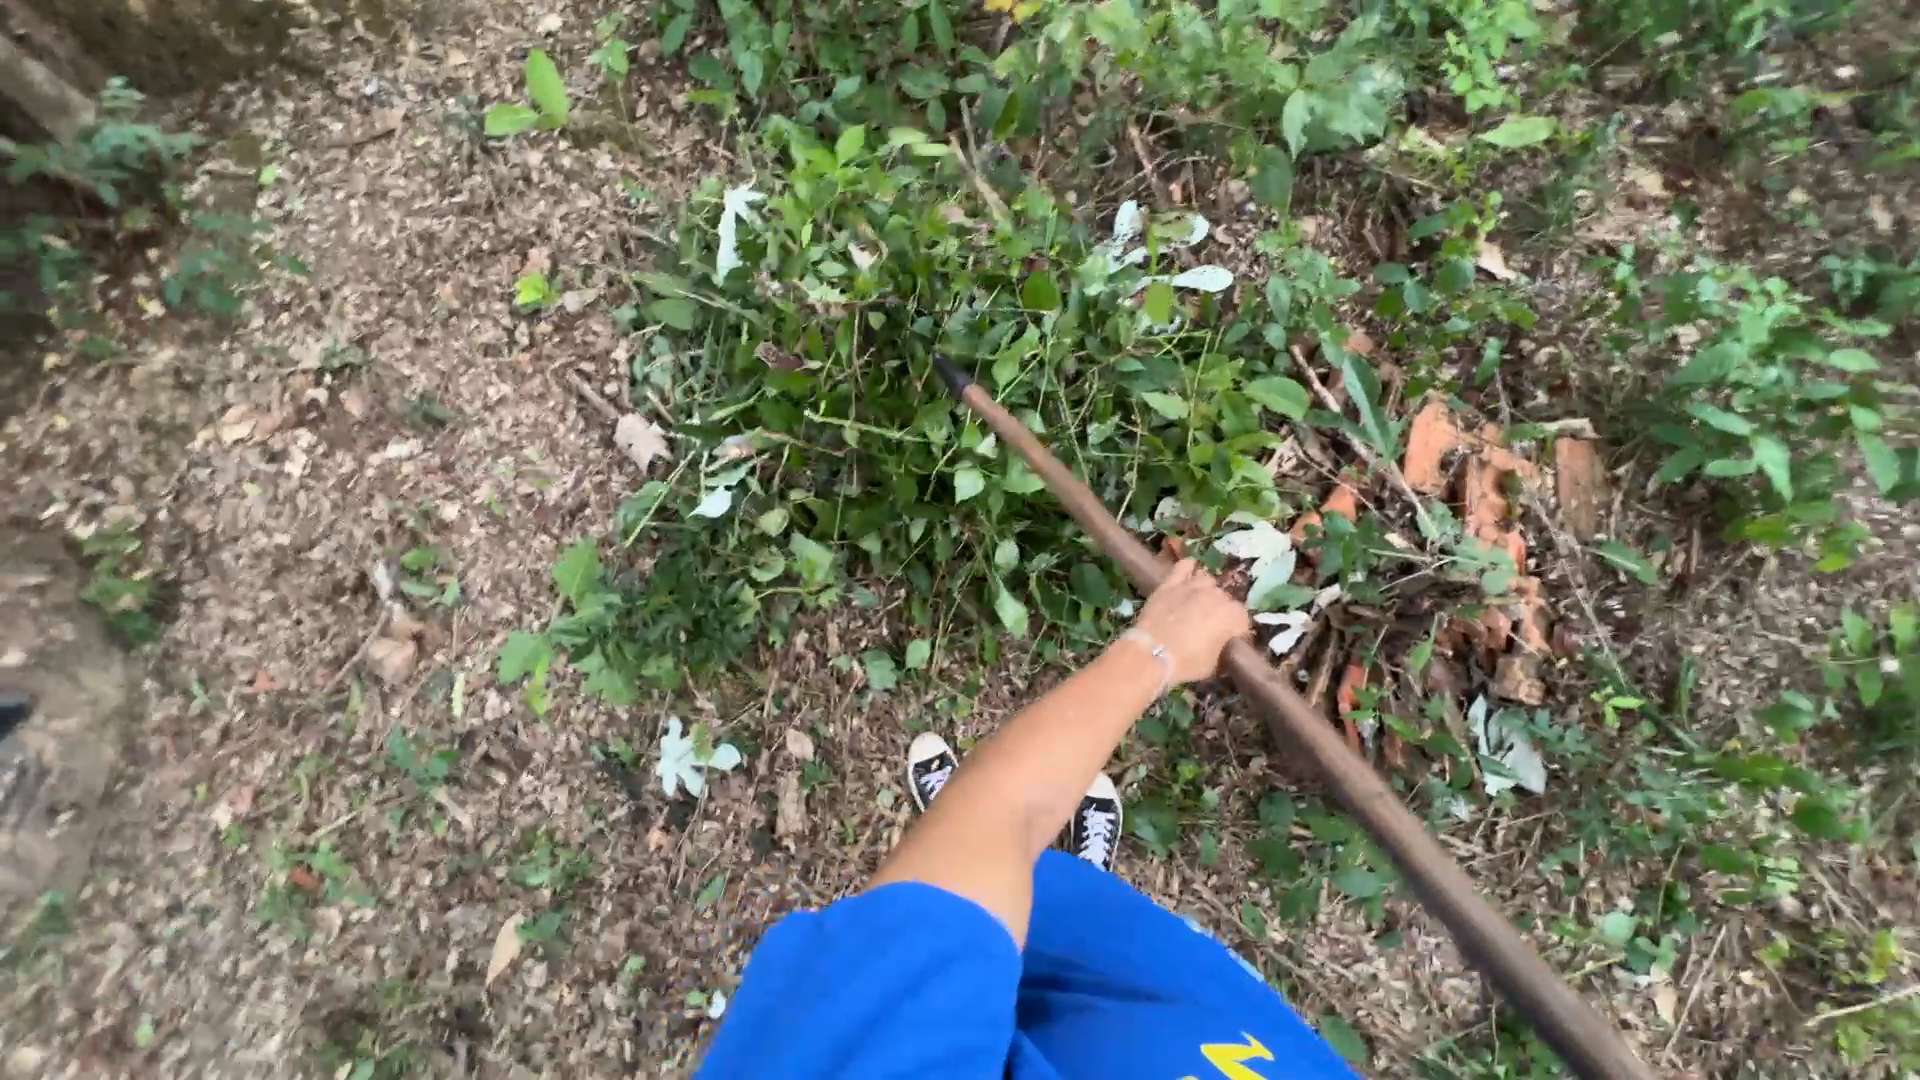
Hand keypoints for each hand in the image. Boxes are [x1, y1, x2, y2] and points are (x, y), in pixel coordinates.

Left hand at [1127, 559, 1250, 684]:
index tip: (1228, 642)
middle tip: (1209, 626)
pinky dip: (1188, 569)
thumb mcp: (1214, 664)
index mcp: (1233, 615)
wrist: (1151, 653)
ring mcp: (1193, 586)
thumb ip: (1222, 648)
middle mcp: (1217, 595)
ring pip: (1207, 581)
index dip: (1236, 632)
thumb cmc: (1187, 662)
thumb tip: (1221, 645)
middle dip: (1220, 612)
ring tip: (1197, 604)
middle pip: (1224, 599)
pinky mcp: (1171, 583)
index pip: (1242, 620)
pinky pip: (1184, 566)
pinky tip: (1187, 575)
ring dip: (1206, 591)